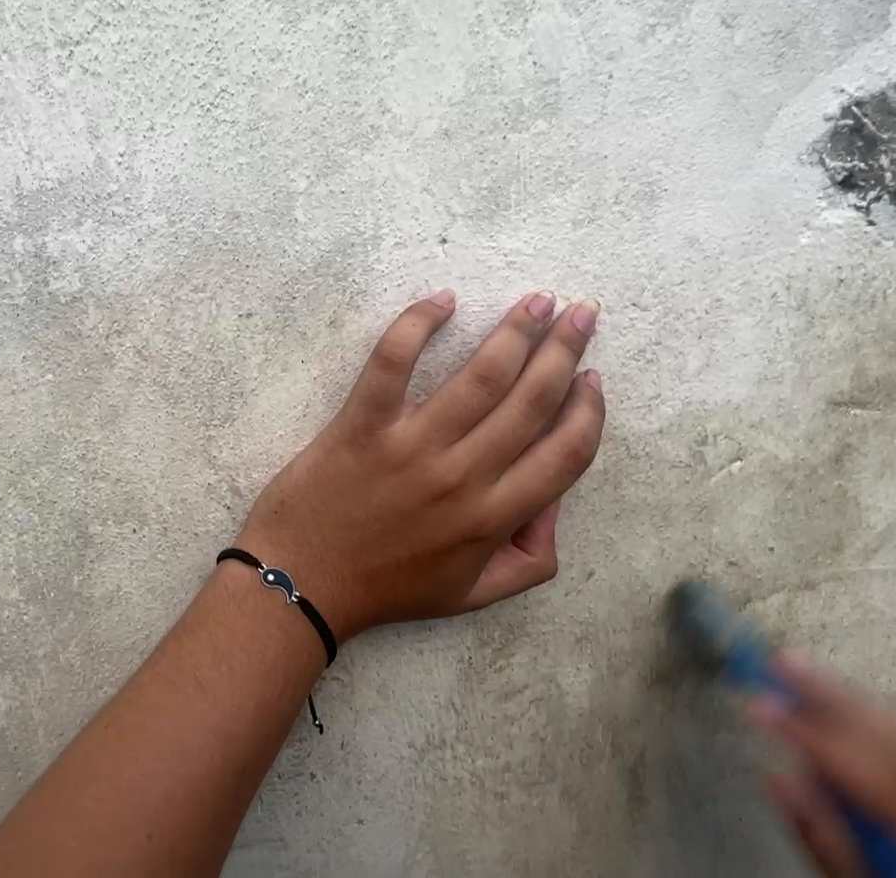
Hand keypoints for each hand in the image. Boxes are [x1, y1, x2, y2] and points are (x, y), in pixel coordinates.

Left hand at [234, 290, 605, 642]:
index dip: (588, 411)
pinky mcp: (362, 425)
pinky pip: (393, 362)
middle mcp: (462, 477)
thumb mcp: (471, 595)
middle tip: (579, 313)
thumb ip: (529, 561)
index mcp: (493, 519)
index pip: (566, 454)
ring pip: (480, 376)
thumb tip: (555, 507)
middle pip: (531, 401)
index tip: (592, 379)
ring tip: (538, 300)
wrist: (303, 584)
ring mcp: (412, 447)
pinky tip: (444, 300)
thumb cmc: (385, 588)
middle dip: (565, 350)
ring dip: (516, 330)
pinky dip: (418, 324)